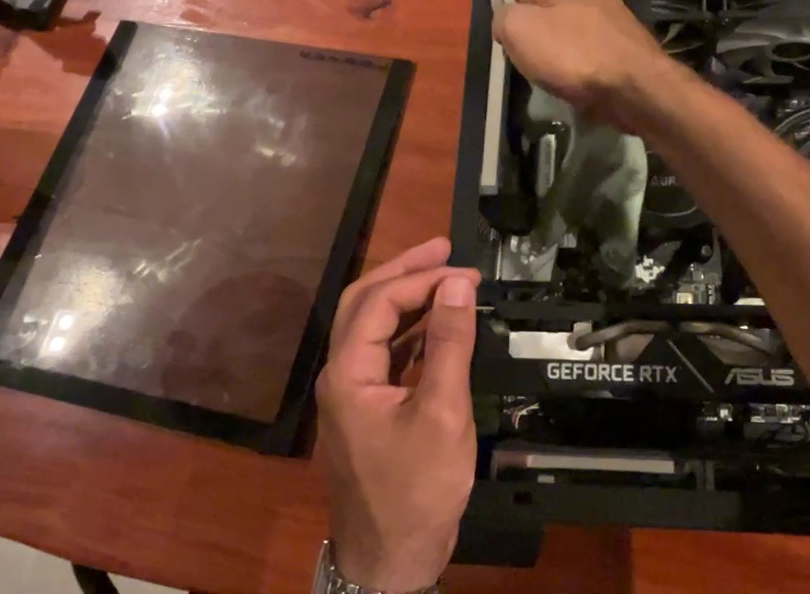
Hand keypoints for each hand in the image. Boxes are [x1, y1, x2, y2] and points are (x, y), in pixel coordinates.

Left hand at [317, 237, 480, 592]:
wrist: (390, 561)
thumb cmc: (416, 488)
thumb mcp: (441, 413)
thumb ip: (449, 344)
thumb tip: (458, 283)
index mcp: (349, 372)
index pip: (380, 302)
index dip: (423, 279)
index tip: (467, 272)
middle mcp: (342, 374)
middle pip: (365, 304)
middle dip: (404, 271)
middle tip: (445, 248)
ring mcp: (353, 393)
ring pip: (374, 327)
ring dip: (409, 298)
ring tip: (448, 277)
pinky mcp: (370, 409)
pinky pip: (387, 355)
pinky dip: (413, 331)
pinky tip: (441, 325)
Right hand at [492, 0, 681, 132]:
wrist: (636, 88)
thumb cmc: (573, 54)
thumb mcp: (519, 29)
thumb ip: (504, 18)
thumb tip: (505, 21)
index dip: (503, 11)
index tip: (500, 41)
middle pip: (549, 10)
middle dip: (534, 33)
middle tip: (524, 61)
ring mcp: (616, 22)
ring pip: (573, 33)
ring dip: (560, 52)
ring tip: (552, 77)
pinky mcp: (630, 50)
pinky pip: (595, 55)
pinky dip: (584, 68)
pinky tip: (580, 85)